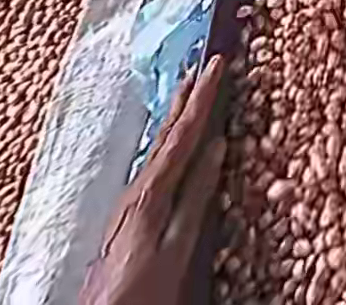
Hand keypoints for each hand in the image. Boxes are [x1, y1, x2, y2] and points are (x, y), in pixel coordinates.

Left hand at [79, 56, 227, 304]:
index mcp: (152, 192)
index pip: (184, 133)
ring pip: (158, 145)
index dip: (203, 96)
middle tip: (200, 64)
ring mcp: (129, 201)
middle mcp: (138, 188)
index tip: (216, 64)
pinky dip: (167, 138)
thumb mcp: (177, 250)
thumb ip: (196, 198)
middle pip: (167, 132)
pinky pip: (154, 161)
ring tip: (187, 91)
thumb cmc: (141, 293)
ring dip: (175, 114)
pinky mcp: (128, 214)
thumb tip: (217, 146)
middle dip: (185, 97)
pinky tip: (169, 140)